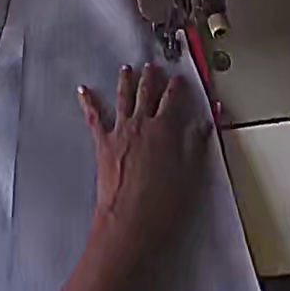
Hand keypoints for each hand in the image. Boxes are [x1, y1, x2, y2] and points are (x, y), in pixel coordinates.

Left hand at [75, 63, 209, 271]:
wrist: (128, 224)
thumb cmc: (162, 205)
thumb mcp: (188, 175)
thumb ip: (196, 145)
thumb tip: (206, 122)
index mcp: (163, 130)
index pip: (172, 101)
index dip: (176, 88)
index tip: (178, 78)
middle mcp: (140, 124)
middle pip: (146, 94)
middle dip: (150, 78)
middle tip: (152, 66)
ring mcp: (119, 132)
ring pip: (123, 98)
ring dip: (125, 82)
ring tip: (127, 69)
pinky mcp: (103, 144)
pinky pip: (94, 118)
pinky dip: (88, 102)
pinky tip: (83, 90)